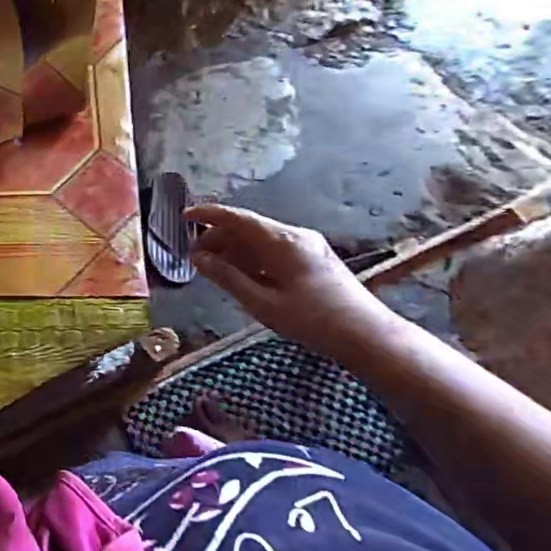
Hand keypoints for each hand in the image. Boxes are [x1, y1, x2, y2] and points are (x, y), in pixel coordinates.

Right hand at [185, 205, 397, 358]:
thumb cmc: (312, 320)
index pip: (236, 218)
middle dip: (217, 238)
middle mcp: (295, 236)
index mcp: (282, 242)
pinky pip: (272, 249)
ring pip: (259, 239)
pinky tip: (240, 274)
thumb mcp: (261, 302)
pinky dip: (250, 257)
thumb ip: (227, 277)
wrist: (368, 335)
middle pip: (247, 228)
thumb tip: (198, 258)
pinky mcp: (312, 258)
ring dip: (233, 250)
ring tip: (213, 269)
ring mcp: (306, 246)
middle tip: (194, 258)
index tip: (183, 217)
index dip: (207, 215)